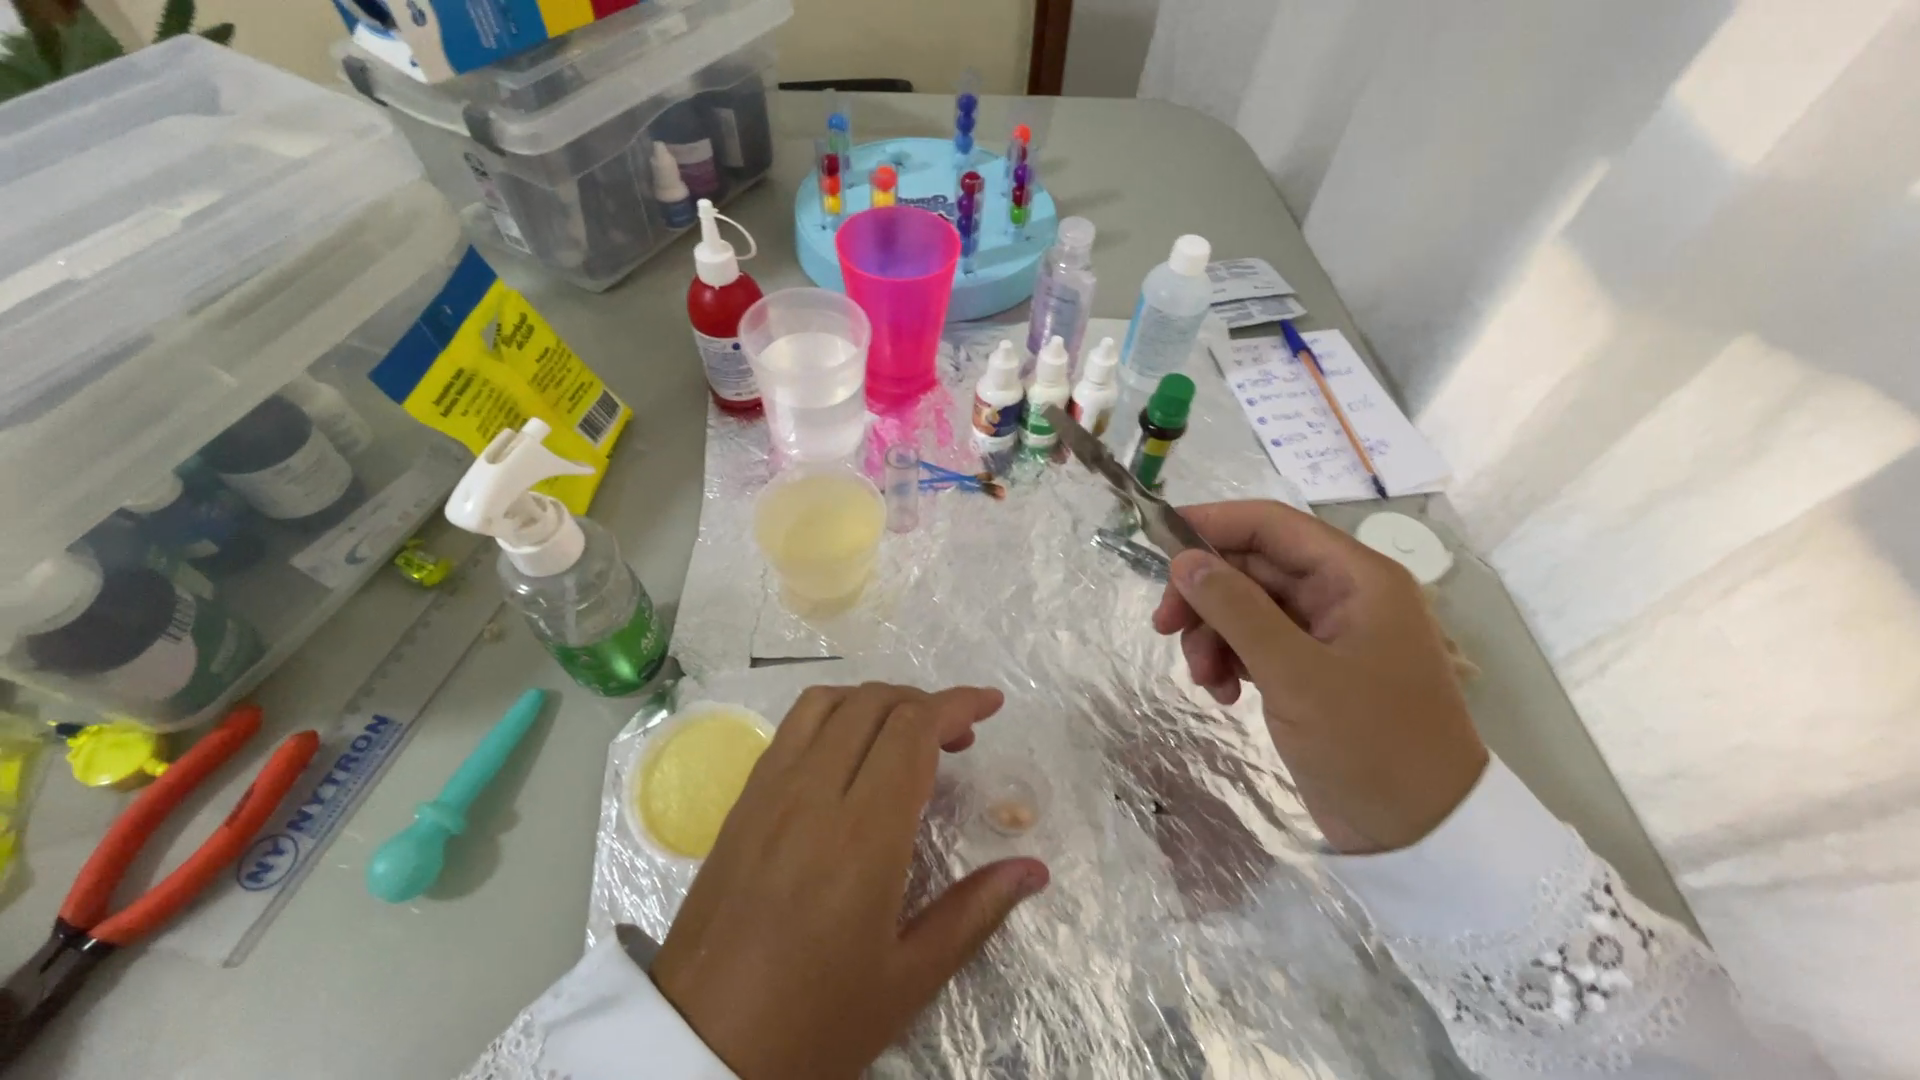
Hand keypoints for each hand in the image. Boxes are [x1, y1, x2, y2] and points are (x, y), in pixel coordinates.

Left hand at [651, 683, 1049, 1079]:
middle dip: (925, 702)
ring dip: (876, 701)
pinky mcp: (741, 805)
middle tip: (960, 736)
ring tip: (906, 735)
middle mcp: (812, 795)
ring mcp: (768, 794)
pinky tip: (850, 757)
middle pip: (873, 704)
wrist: (699, 1049)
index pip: (912, 730)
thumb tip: (1034, 869)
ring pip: (825, 703)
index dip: (957, 704)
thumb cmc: (815, 1022)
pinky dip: (833, 716)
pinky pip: (790, 730)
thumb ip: (975, 911)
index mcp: (862, 835)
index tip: (991, 705)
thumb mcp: (908, 978)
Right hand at [1152, 501, 1488, 853]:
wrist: (1420, 833)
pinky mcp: (1313, 670)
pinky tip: (1223, 695)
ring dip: (1214, 636)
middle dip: (1206, 596)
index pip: (1272, 525)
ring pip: (1248, 607)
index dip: (1213, 525)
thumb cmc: (1369, 744)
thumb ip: (1236, 609)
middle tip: (1163, 628)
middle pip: (1253, 567)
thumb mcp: (1295, 674)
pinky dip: (1231, 661)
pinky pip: (1257, 644)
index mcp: (1356, 578)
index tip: (1157, 543)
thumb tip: (1183, 560)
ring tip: (1204, 680)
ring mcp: (1328, 634)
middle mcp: (1343, 595)